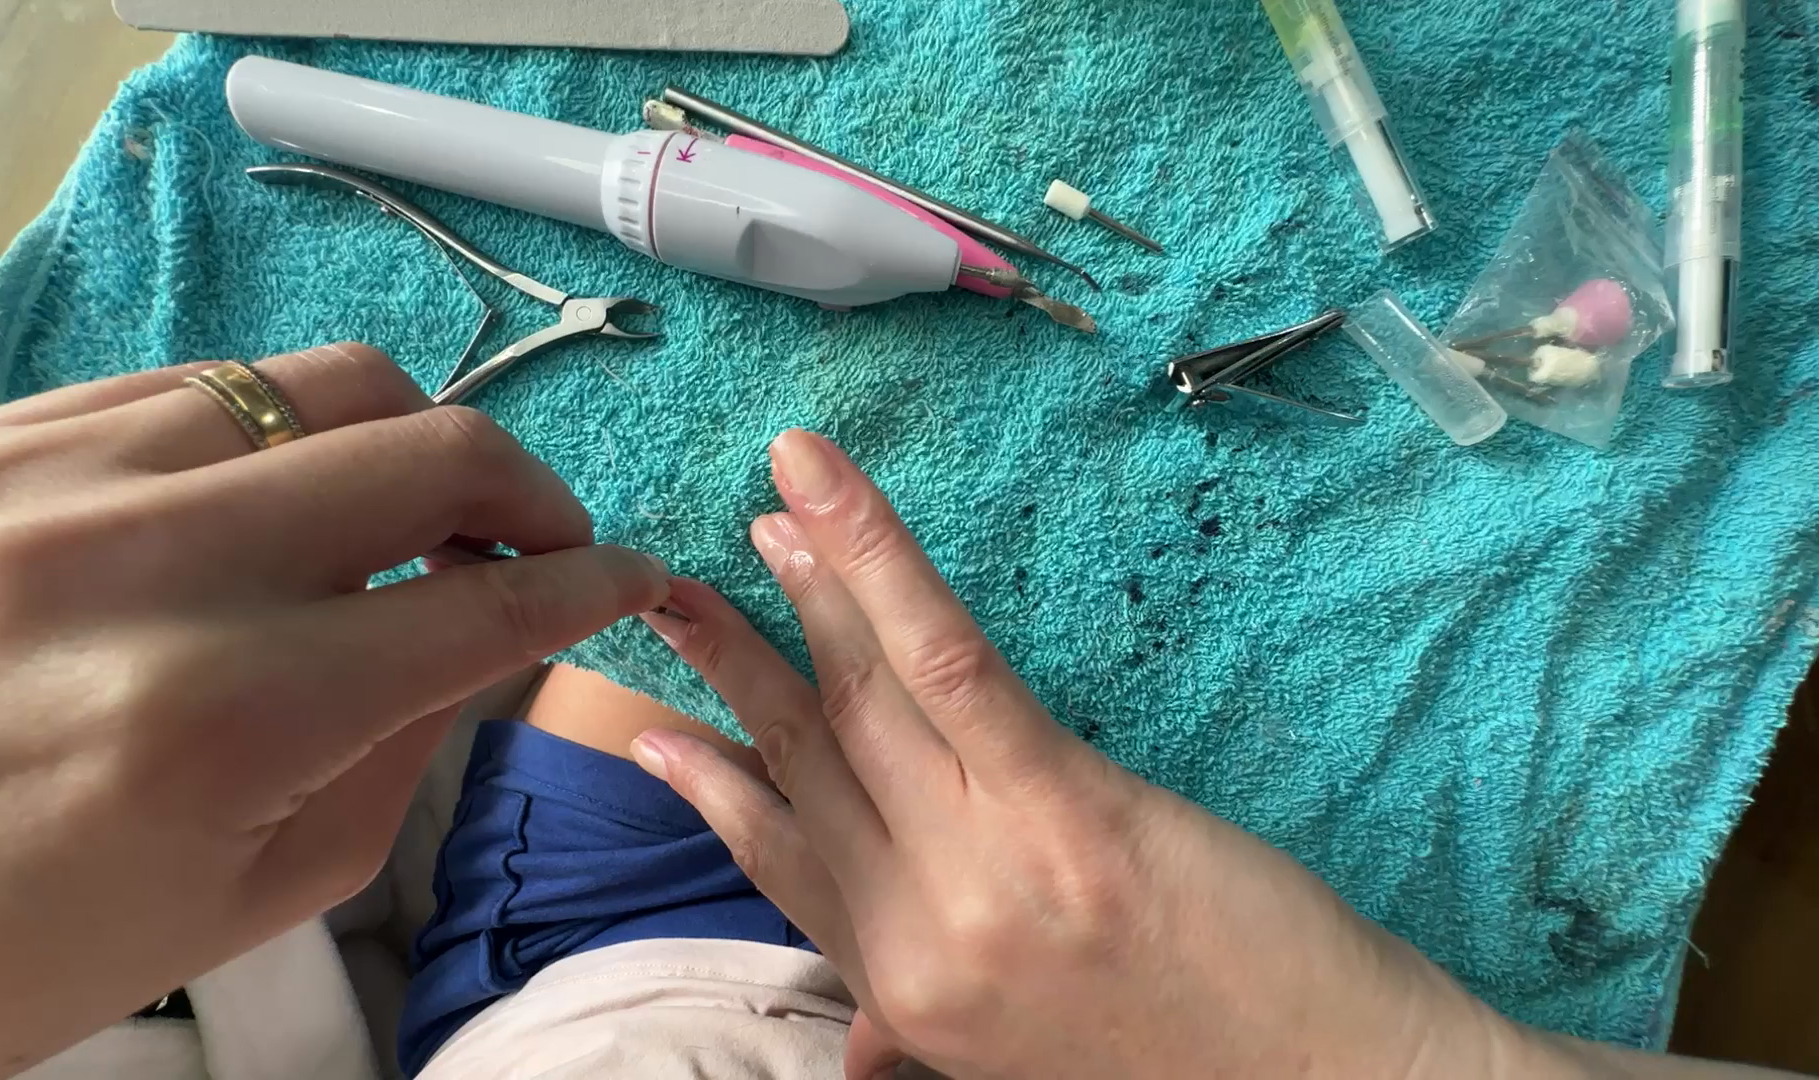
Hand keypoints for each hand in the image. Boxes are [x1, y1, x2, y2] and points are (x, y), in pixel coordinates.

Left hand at [0, 344, 666, 1077]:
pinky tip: (302, 501)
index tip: (638, 577)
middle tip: (545, 545)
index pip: (489, 606)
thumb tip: (492, 630)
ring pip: (341, 383)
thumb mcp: (275, 879)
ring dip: (428, 450)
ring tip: (423, 517)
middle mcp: (141, 568)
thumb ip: (416, 732)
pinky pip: (224, 384)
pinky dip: (311, 438)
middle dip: (537, 495)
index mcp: (226, 718)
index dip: (596, 584)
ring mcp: (43, 475)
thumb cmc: (10, 952)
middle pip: (437, 449)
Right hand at [629, 430, 1531, 1079]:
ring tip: (767, 515)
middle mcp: (917, 928)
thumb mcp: (1014, 1059)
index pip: (777, 858)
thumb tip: (848, 1050)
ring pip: (861, 693)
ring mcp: (982, 866)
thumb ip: (914, 1028)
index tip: (657, 730)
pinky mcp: (1059, 806)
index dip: (711, 787)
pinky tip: (827, 496)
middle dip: (734, 658)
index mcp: (901, 982)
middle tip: (679, 586)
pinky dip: (876, 565)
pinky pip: (944, 664)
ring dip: (803, 587)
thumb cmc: (1172, 1052)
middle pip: (807, 752)